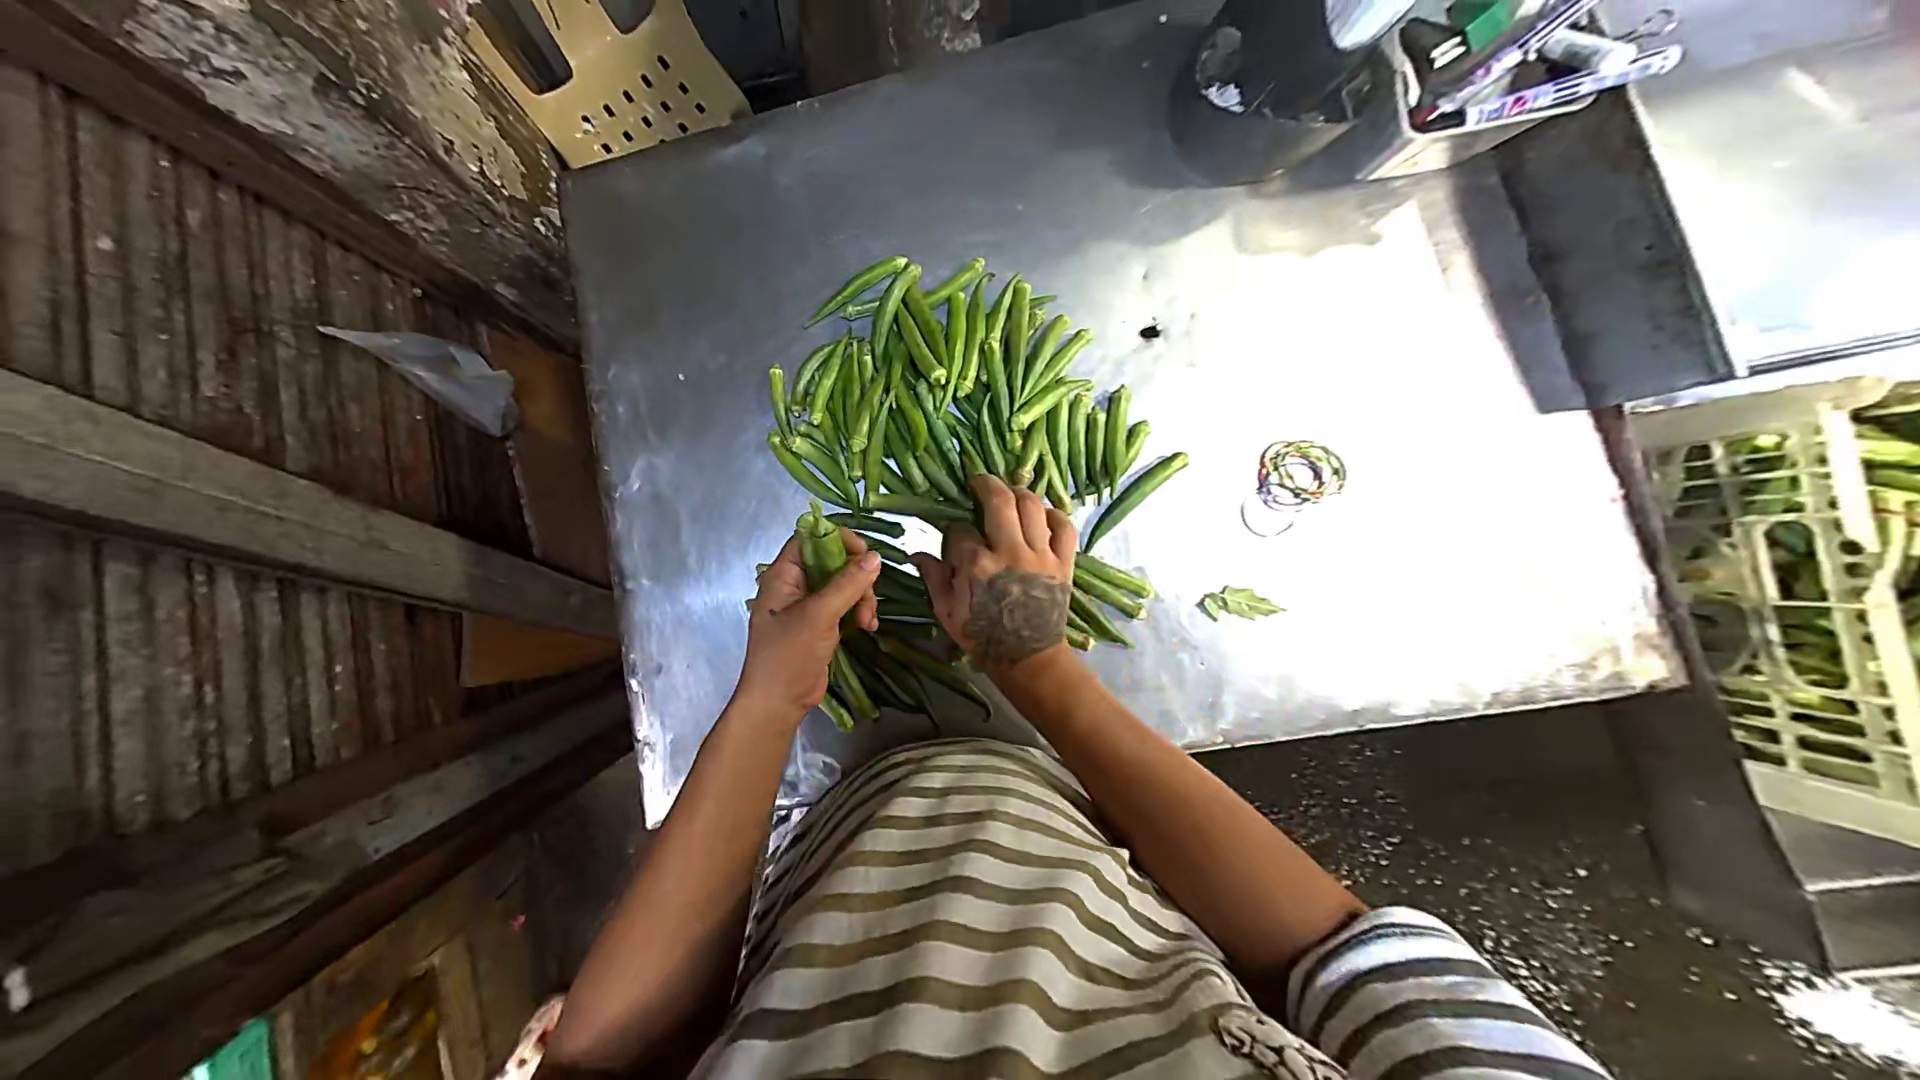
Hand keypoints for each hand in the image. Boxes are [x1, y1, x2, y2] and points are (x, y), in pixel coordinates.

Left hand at [733, 529, 880, 722]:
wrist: (778, 703)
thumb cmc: (788, 655)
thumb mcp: (819, 615)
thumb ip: (847, 583)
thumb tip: (874, 556)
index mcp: (783, 575)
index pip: (810, 539)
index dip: (837, 539)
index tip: (864, 553)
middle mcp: (794, 585)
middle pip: (833, 561)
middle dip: (856, 576)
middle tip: (868, 595)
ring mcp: (808, 605)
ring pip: (843, 584)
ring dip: (861, 597)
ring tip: (867, 620)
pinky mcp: (820, 623)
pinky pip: (845, 605)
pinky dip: (858, 611)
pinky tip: (868, 626)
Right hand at [913, 473, 1076, 671]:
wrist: (1027, 659)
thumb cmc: (982, 637)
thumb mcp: (947, 612)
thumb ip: (934, 578)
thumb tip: (917, 554)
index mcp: (976, 566)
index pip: (960, 529)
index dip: (954, 530)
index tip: (955, 537)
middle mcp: (1009, 553)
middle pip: (999, 500)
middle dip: (985, 483)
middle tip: (978, 481)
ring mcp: (1040, 556)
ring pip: (1032, 506)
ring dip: (1018, 493)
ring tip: (1009, 493)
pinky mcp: (1063, 563)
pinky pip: (1065, 527)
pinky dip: (1055, 514)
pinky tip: (1043, 514)